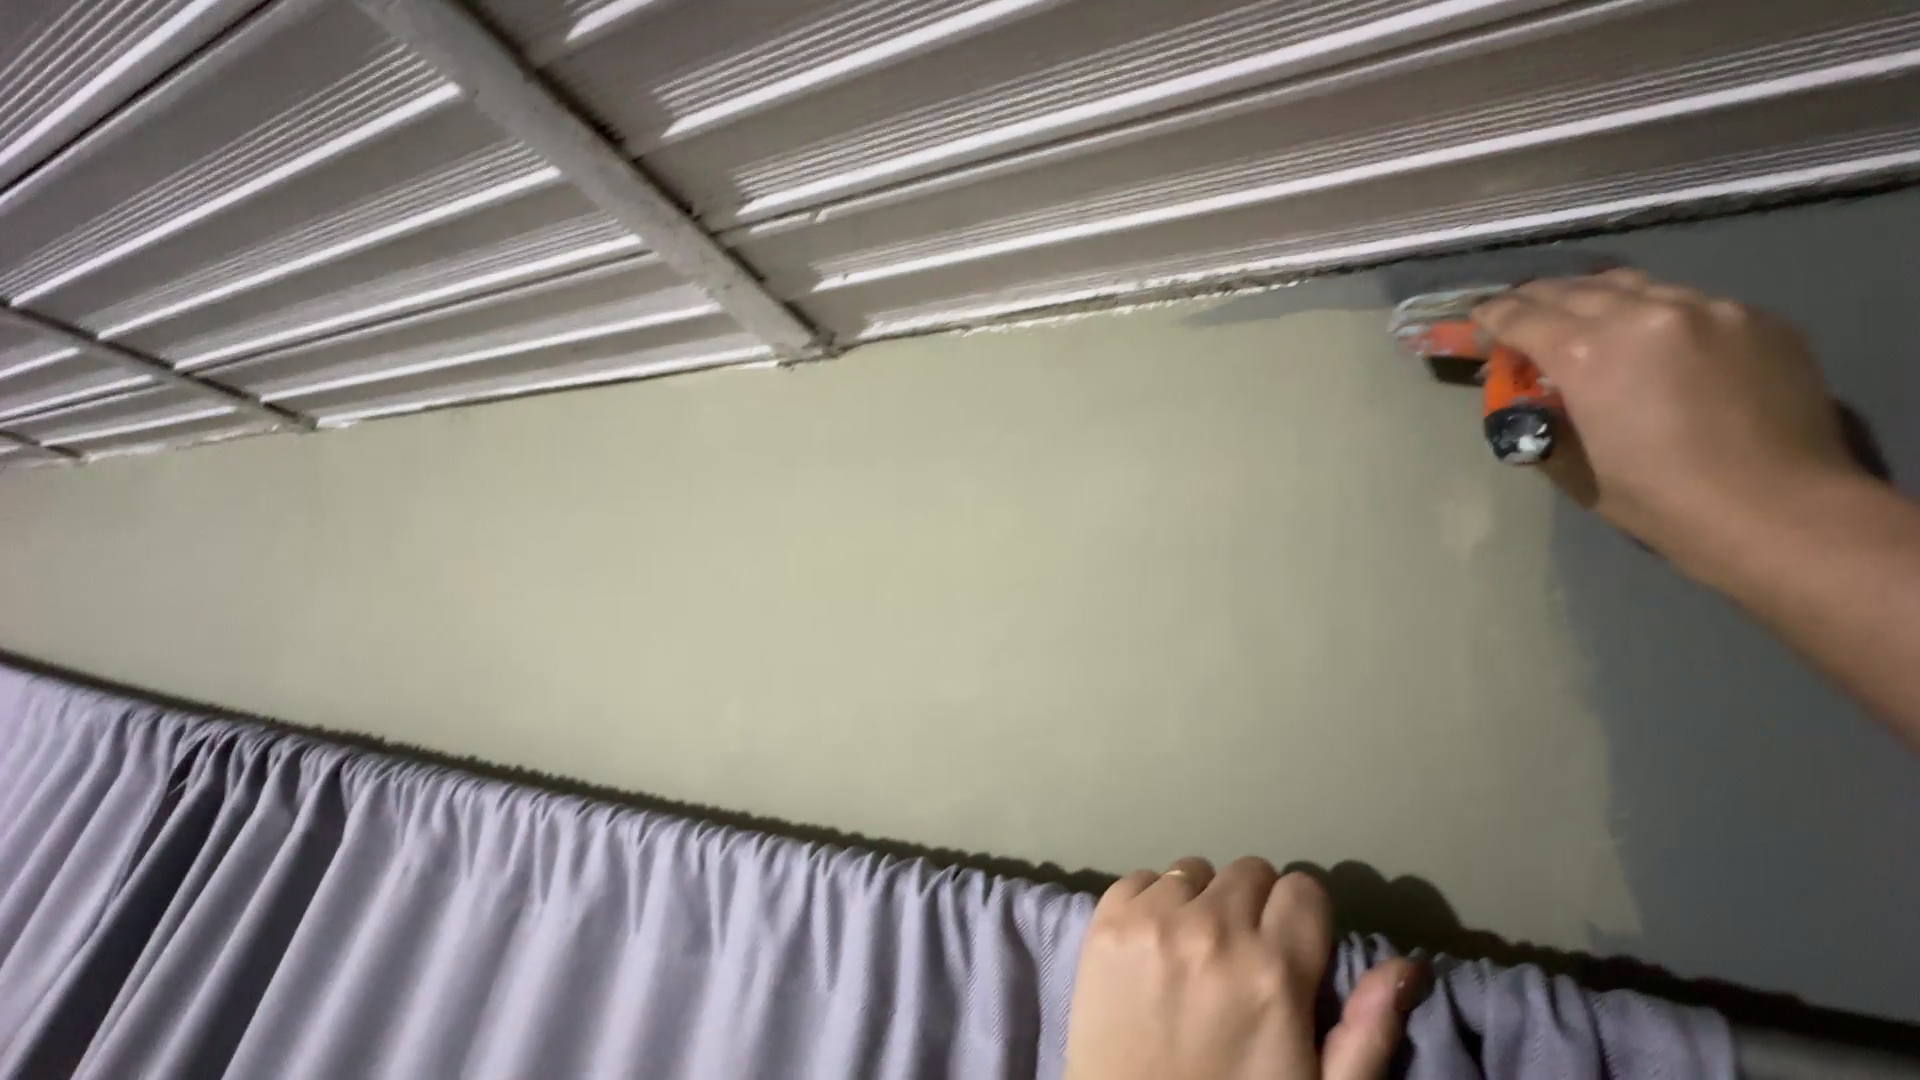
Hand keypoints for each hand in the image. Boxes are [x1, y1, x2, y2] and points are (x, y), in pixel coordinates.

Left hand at [1064, 857, 1426, 1079]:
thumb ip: (1368, 1029)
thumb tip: (1408, 966)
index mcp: (1274, 970)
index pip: (1304, 889)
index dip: (1302, 919)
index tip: (1291, 948)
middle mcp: (1214, 930)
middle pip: (1249, 871)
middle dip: (1255, 906)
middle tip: (1243, 955)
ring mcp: (1152, 921)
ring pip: (1193, 871)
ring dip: (1201, 902)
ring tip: (1195, 953)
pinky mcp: (1104, 923)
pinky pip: (1140, 878)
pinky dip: (1152, 902)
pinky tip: (1154, 946)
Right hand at [1473, 270, 1858, 567]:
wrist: (1776, 509)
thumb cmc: (1656, 498)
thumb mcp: (1571, 463)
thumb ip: (1545, 415)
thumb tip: (1533, 395)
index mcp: (1589, 352)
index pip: (1522, 316)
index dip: (1492, 316)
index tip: (1478, 319)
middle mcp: (1645, 315)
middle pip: (1575, 289)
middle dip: (1538, 298)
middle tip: (1519, 311)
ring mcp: (1710, 309)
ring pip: (1635, 285)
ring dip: (1597, 296)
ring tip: (1581, 311)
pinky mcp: (1757, 318)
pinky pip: (1690, 302)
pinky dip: (1654, 312)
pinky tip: (1652, 337)